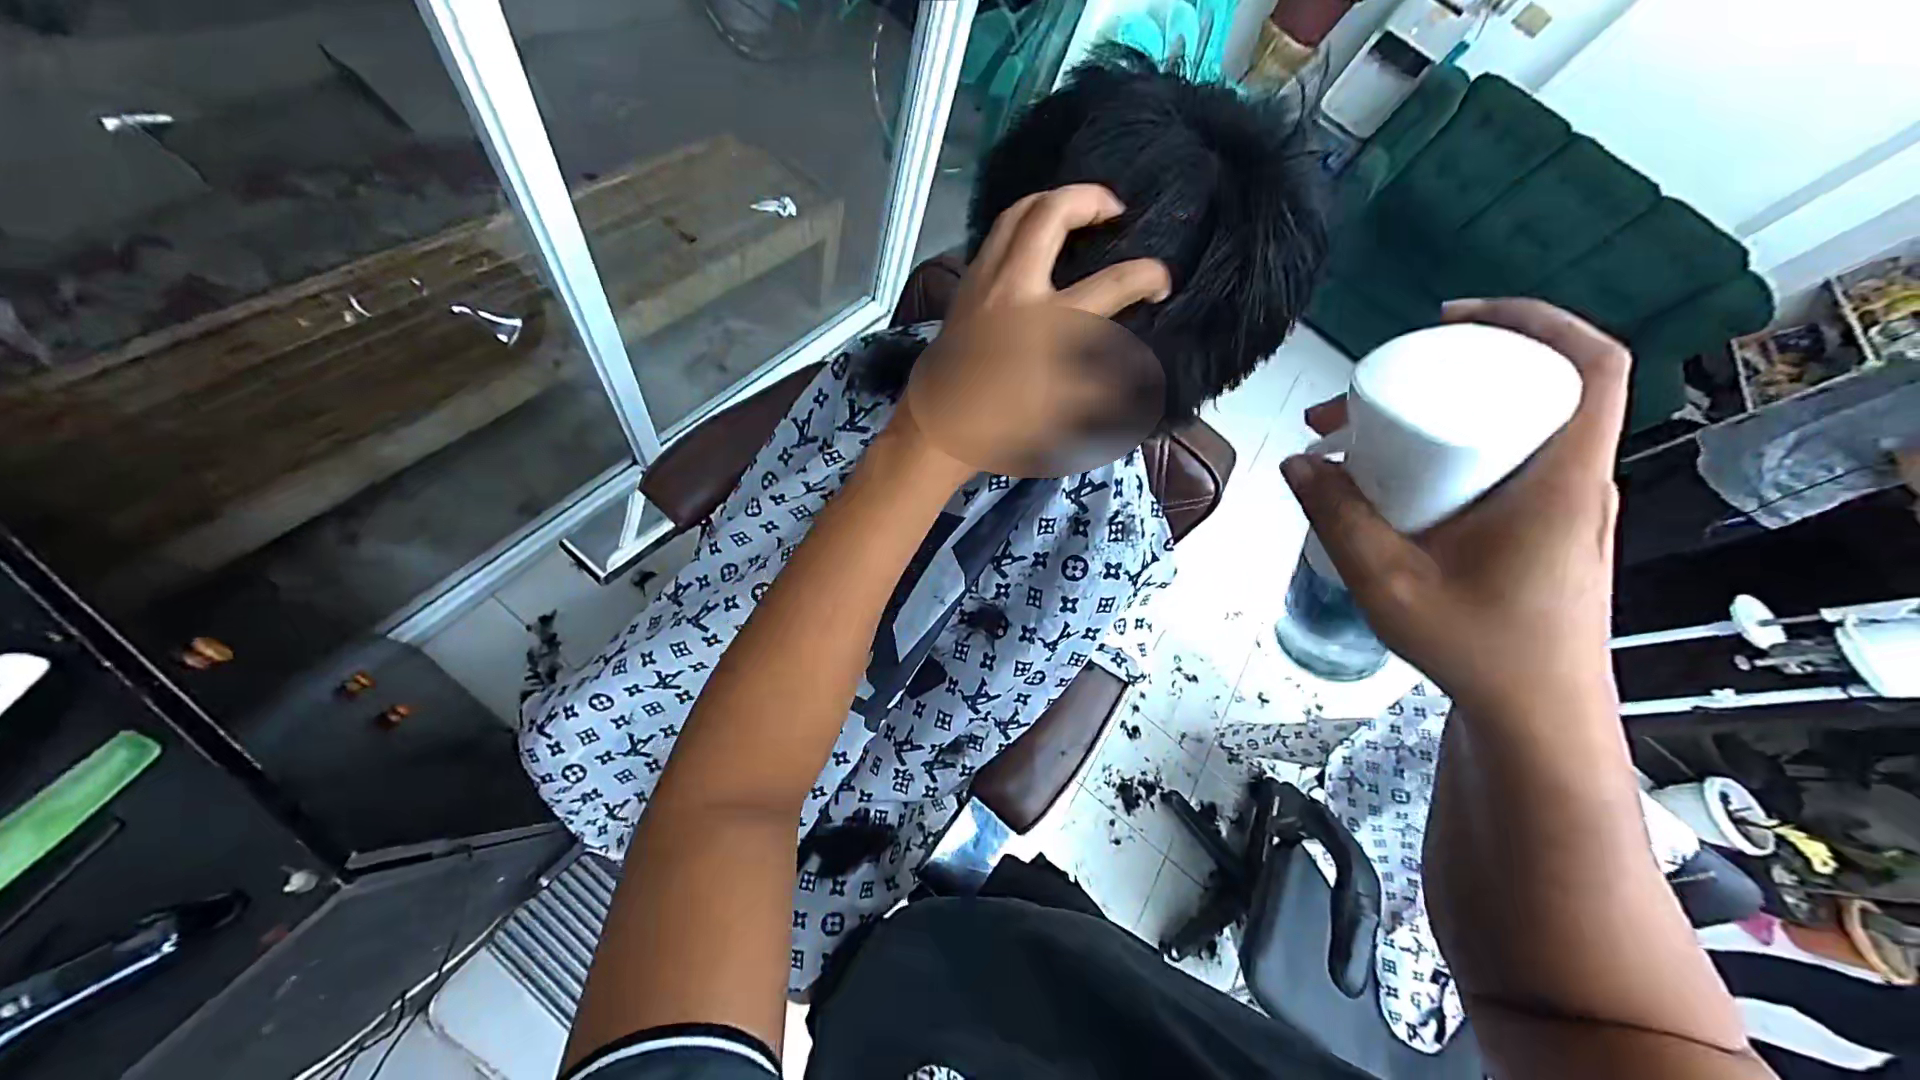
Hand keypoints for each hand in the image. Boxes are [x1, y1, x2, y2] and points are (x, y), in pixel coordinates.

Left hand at [895, 185, 1172, 478]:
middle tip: (1113, 207)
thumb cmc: (1002, 422)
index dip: (1147, 276)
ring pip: (1018, 212)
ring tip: (1076, 209)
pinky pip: (997, 232)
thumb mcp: (1063, 409)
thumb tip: (1137, 365)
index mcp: (1046, 323)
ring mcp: (985, 278)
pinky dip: (1023, 220)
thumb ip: (1104, 381)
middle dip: (1091, 198)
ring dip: (1053, 199)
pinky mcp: (966, 283)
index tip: (1162, 280)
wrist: (939, 423)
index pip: (1111, 285)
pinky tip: (1035, 236)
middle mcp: (1015, 287)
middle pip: (1052, 214)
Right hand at [1282, 298, 1630, 717]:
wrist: (1533, 715)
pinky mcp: (1544, 528)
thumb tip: (1298, 463)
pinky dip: (1453, 448)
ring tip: (1360, 439)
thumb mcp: (1389, 581)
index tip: (1449, 319)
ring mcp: (1563, 506)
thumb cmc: (1475, 648)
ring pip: (1513, 427)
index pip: (1589, 364)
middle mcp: (1575, 480)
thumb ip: (1338, 517)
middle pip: (1531, 388)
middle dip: (1443, 373)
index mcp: (1560, 480)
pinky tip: (1397, 478)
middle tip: (1363, 398)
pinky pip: (1505, 461)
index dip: (1530, 319)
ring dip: (1442, 414)